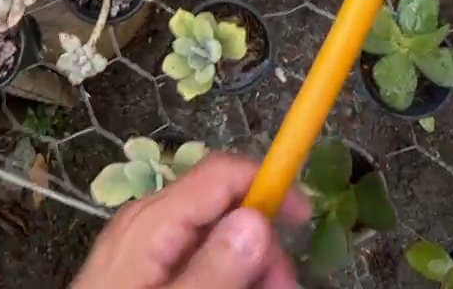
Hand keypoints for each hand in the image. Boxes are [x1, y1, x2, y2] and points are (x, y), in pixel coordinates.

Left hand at [71, 155, 309, 288]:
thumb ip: (215, 271)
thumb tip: (258, 219)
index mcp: (154, 221)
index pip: (218, 174)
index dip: (266, 183)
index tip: (305, 217)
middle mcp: (151, 221)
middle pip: (223, 208)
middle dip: (261, 246)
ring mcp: (147, 247)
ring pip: (215, 239)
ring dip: (247, 269)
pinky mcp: (147, 271)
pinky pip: (196, 261)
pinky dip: (222, 278)